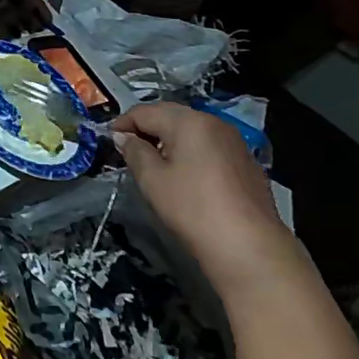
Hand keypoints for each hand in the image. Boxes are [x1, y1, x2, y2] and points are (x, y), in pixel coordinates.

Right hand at [112, 103, 303, 300]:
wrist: (249, 247)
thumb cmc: (193, 209)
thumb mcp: (154, 181)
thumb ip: (135, 153)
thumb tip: (124, 137)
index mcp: (189, 121)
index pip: (147, 111)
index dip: (124, 123)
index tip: (108, 141)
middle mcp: (213, 122)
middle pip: (171, 116)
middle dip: (147, 128)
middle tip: (128, 150)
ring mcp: (233, 140)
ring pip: (192, 130)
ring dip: (169, 140)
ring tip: (154, 163)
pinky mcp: (245, 161)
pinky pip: (209, 146)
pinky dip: (191, 152)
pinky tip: (185, 175)